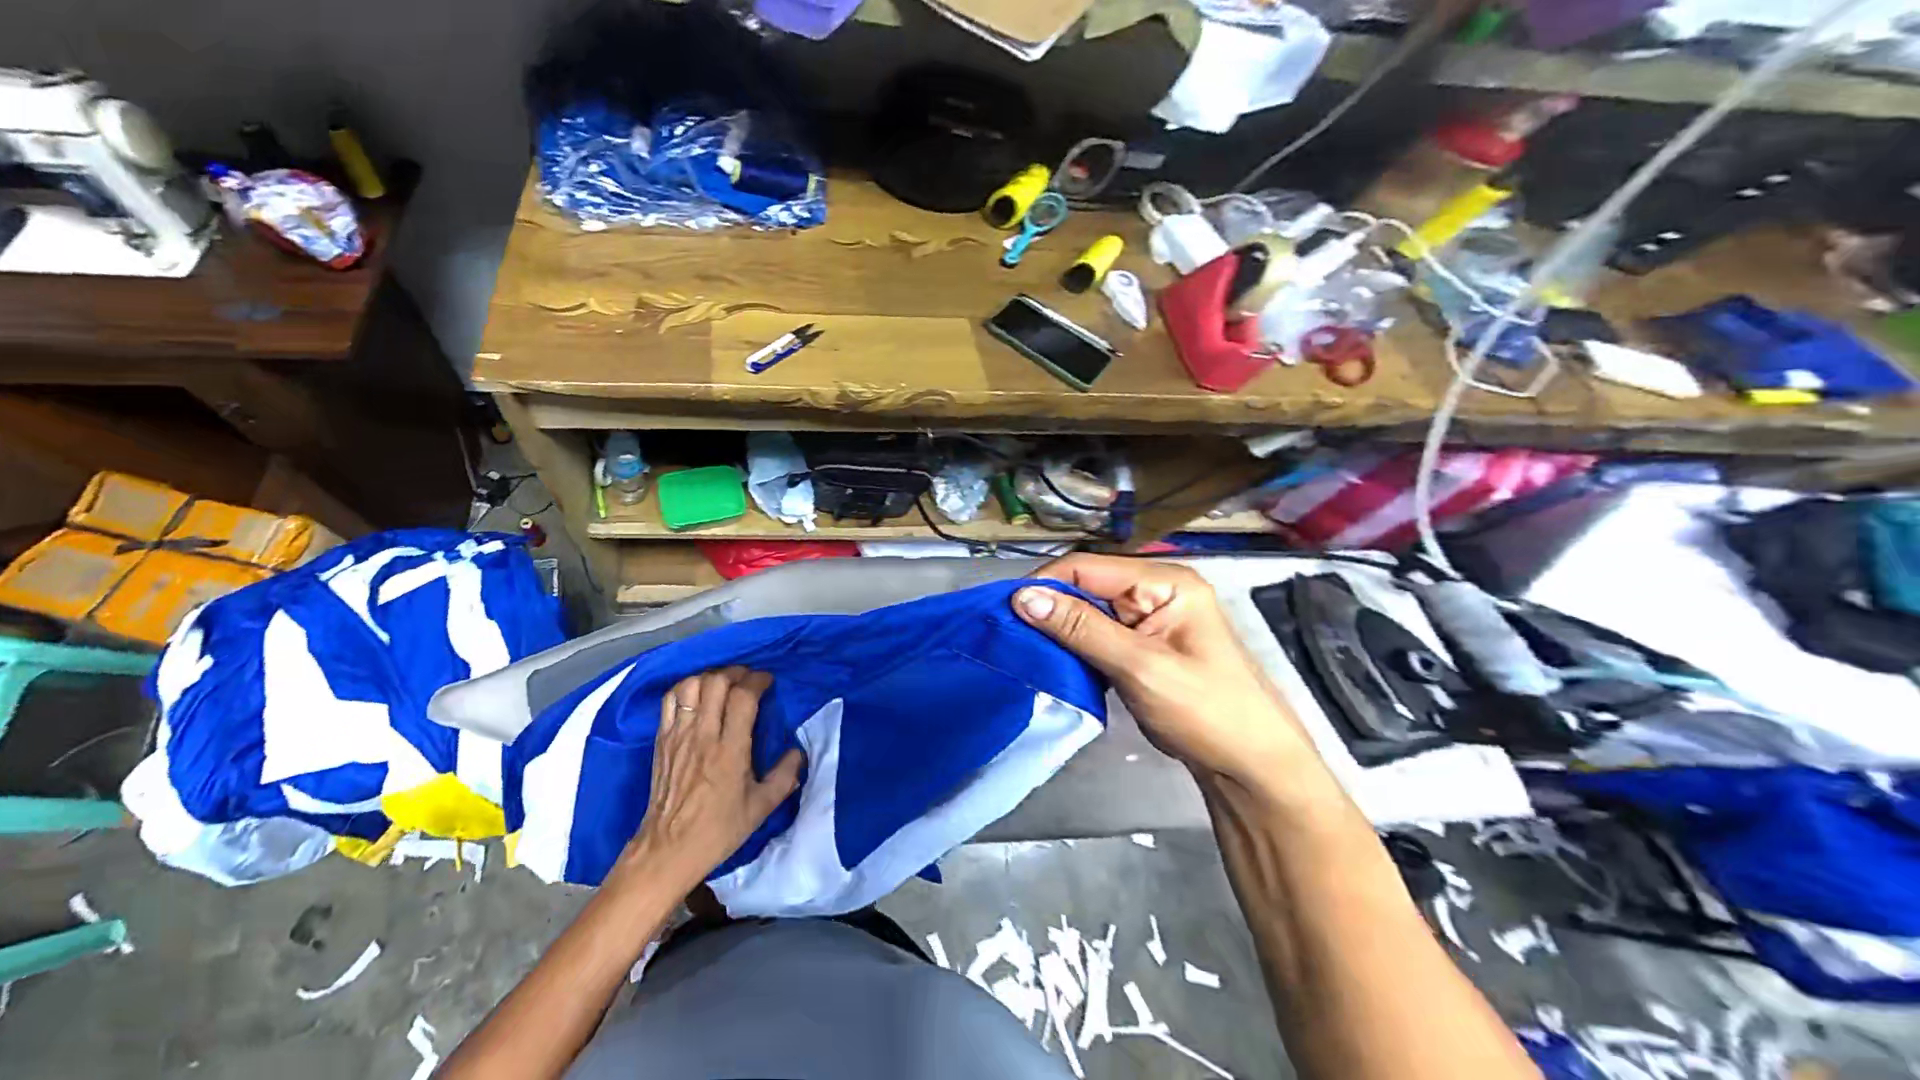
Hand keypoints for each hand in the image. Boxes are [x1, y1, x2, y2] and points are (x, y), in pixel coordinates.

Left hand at [620, 666, 804, 892]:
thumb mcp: (762, 807)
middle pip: (716, 682)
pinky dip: (685, 688)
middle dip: (736, 672)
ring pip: (691, 685)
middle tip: (748, 679)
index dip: (758, 680)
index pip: (743, 697)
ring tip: (724, 683)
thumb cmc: (718, 830)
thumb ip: (785, 776)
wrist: (668, 850)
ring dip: (710, 677)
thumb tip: (797, 752)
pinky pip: (670, 700)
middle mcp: (703, 735)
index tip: (768, 681)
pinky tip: (697, 695)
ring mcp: (678, 735)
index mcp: (730, 750)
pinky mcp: (661, 740)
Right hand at [1011, 555, 1324, 800]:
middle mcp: (1156, 590)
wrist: (1248, 764)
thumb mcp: (1139, 667)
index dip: (1045, 584)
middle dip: (1049, 608)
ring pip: (1089, 612)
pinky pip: (1099, 635)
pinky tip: (1053, 661)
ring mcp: (1150, 619)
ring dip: (1059, 629)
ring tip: (1023, 647)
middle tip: (1009, 634)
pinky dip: (1076, 646)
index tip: (1005, 610)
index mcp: (1165, 582)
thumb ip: (1081, 628)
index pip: (1089, 567)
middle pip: (1086, 586)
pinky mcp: (1143, 646)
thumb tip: (1023, 597)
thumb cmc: (1205, 710)